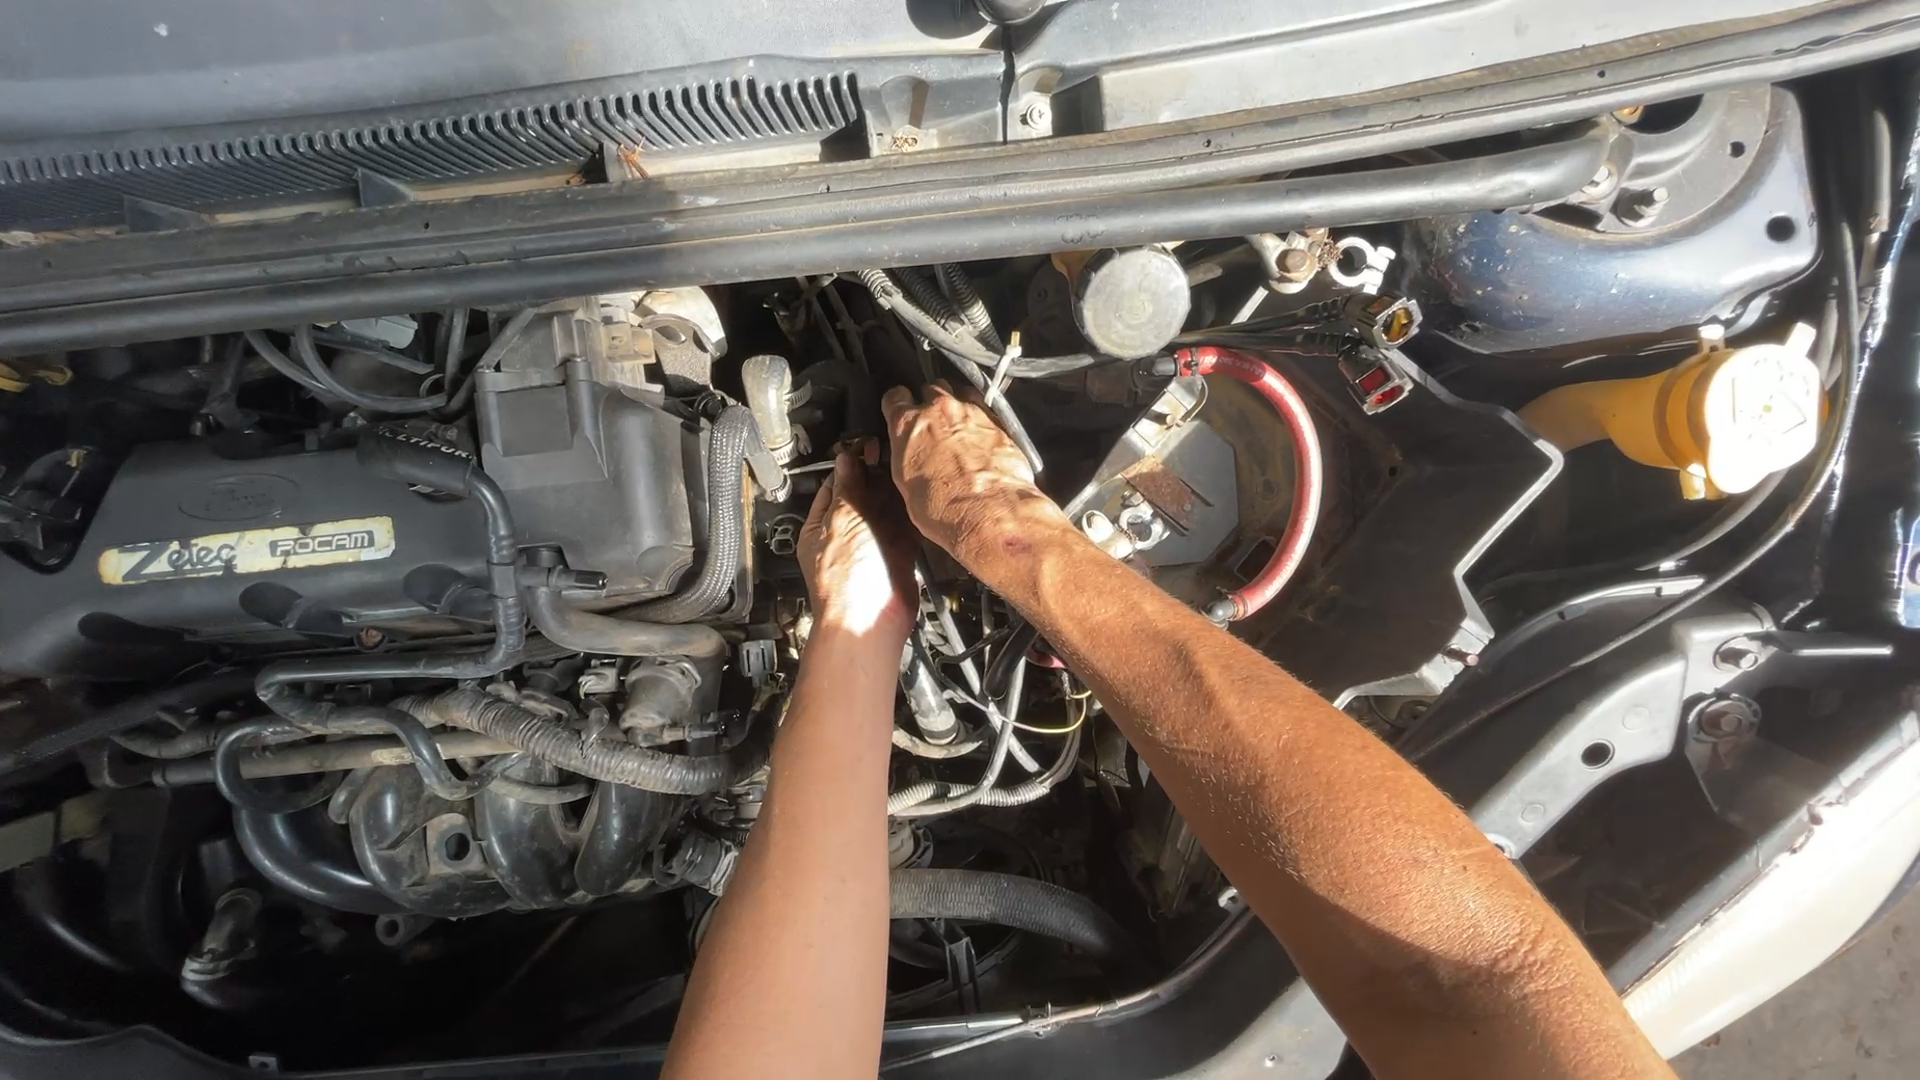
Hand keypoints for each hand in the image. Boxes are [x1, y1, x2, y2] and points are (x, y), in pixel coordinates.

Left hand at [798, 453, 918, 641]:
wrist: (869, 620)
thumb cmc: (845, 579)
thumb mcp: (843, 520)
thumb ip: (847, 489)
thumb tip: (845, 459)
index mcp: (821, 527)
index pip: (834, 487)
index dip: (851, 465)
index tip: (867, 446)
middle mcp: (847, 535)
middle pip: (863, 497)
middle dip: (876, 476)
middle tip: (891, 451)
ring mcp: (873, 547)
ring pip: (886, 511)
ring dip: (896, 492)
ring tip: (908, 466)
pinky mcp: (897, 557)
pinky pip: (905, 529)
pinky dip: (912, 515)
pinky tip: (920, 496)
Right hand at [881, 382, 1066, 571]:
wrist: (991, 515)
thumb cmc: (945, 509)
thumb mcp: (907, 486)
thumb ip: (907, 457)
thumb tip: (912, 456)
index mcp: (908, 425)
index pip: (895, 398)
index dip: (897, 405)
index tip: (899, 411)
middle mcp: (939, 410)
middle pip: (931, 390)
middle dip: (930, 403)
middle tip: (932, 425)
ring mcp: (972, 413)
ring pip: (961, 394)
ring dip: (957, 408)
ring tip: (959, 431)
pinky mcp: (999, 424)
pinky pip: (986, 411)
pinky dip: (981, 422)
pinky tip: (982, 442)